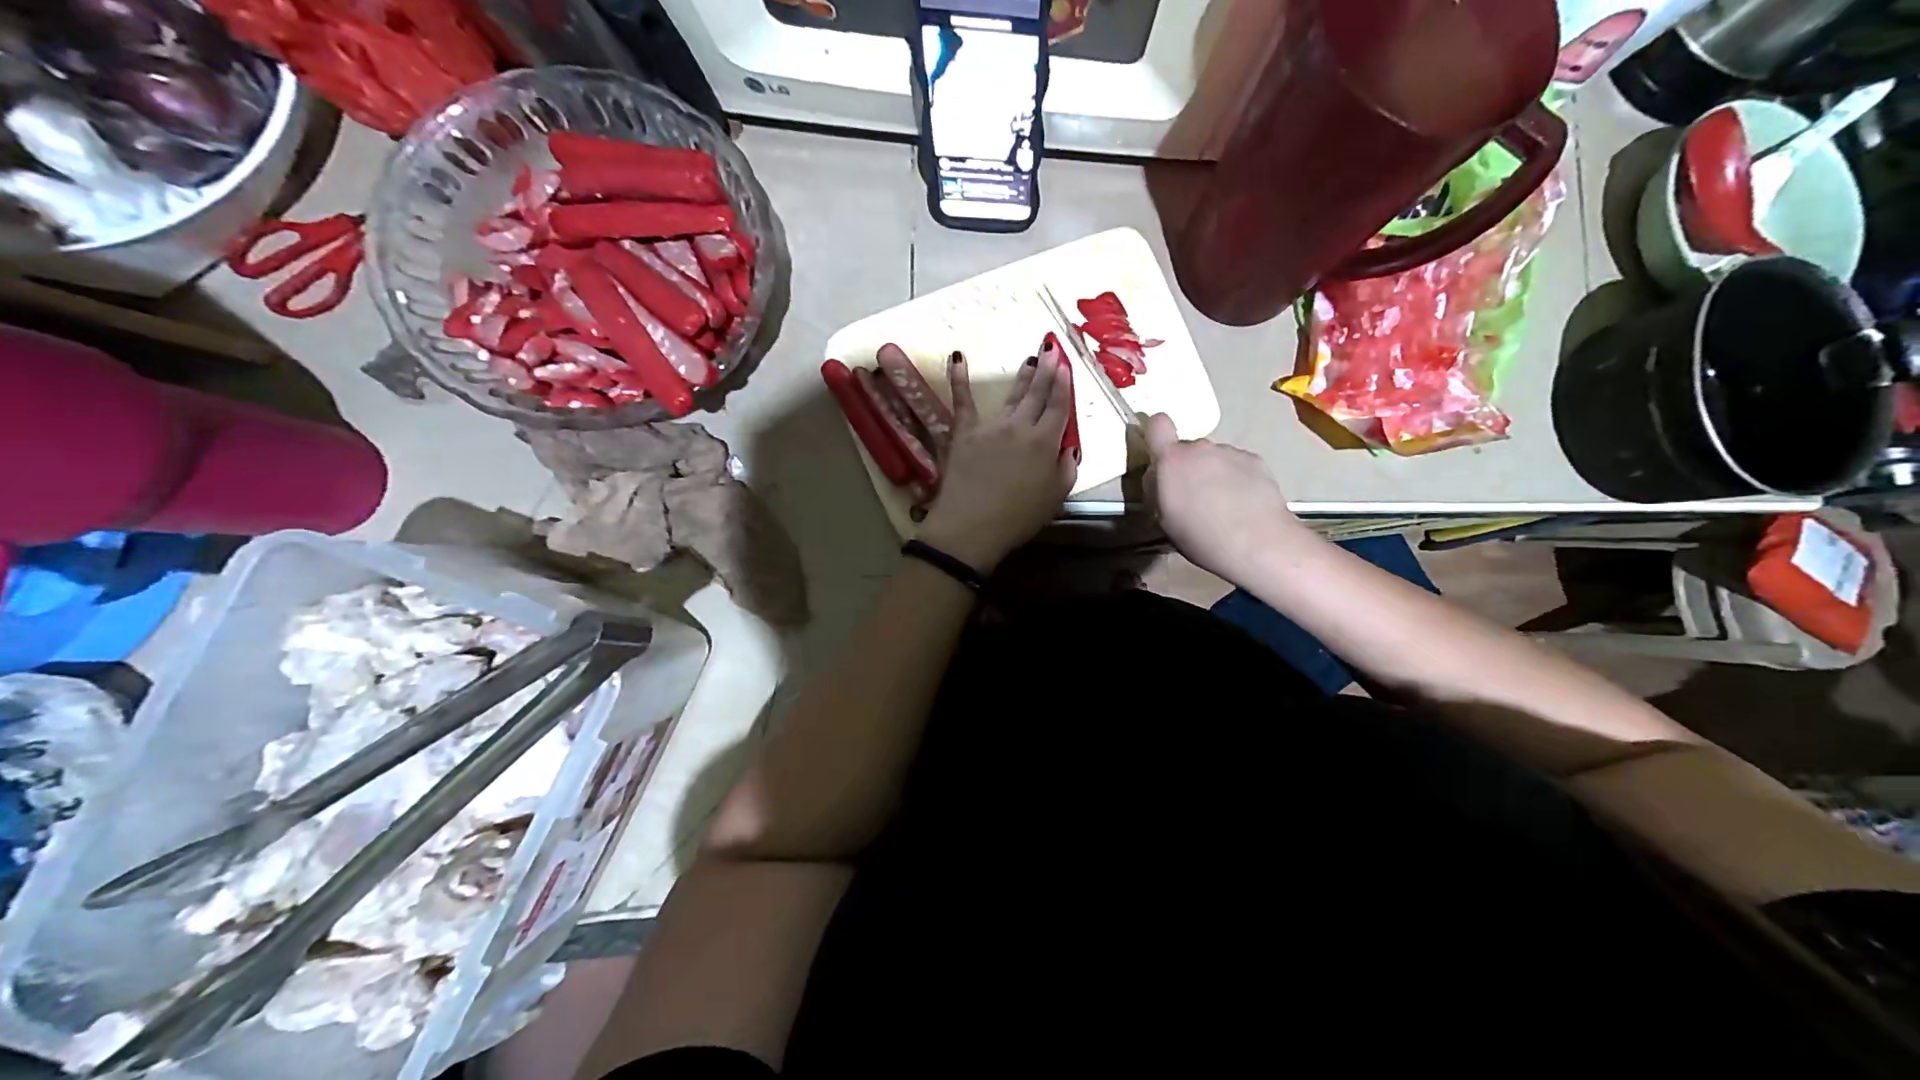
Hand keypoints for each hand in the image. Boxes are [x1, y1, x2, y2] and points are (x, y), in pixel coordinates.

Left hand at [918, 346, 1076, 571]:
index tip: (1066, 364)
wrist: (972, 526)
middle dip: (1047, 369)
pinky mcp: (964, 432)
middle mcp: (1021, 427)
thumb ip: (1066, 467)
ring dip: (1023, 376)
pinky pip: (962, 401)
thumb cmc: (1018, 517)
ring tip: (1030, 358)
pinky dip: (959, 378)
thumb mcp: (1055, 497)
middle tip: (1051, 347)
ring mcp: (991, 426)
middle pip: (1038, 394)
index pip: (1059, 406)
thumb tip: (1069, 446)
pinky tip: (957, 357)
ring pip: (1011, 395)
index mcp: (1046, 442)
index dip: (1064, 384)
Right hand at [1144, 413, 1312, 579]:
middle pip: (1188, 450)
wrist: (1256, 542)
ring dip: (1214, 473)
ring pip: (1215, 458)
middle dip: (1189, 467)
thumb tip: (1160, 478)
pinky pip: (1238, 464)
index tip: (1161, 452)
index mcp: (1171, 461)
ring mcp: (1230, 451)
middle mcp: (1200, 448)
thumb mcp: (1163, 519)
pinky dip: (1238, 478)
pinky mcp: (1255, 460)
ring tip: (1224, 504)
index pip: (1157, 425)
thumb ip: (1158, 490)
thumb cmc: (1200, 536)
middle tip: (1195, 497)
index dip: (1157, 434)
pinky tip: (1244, 503)